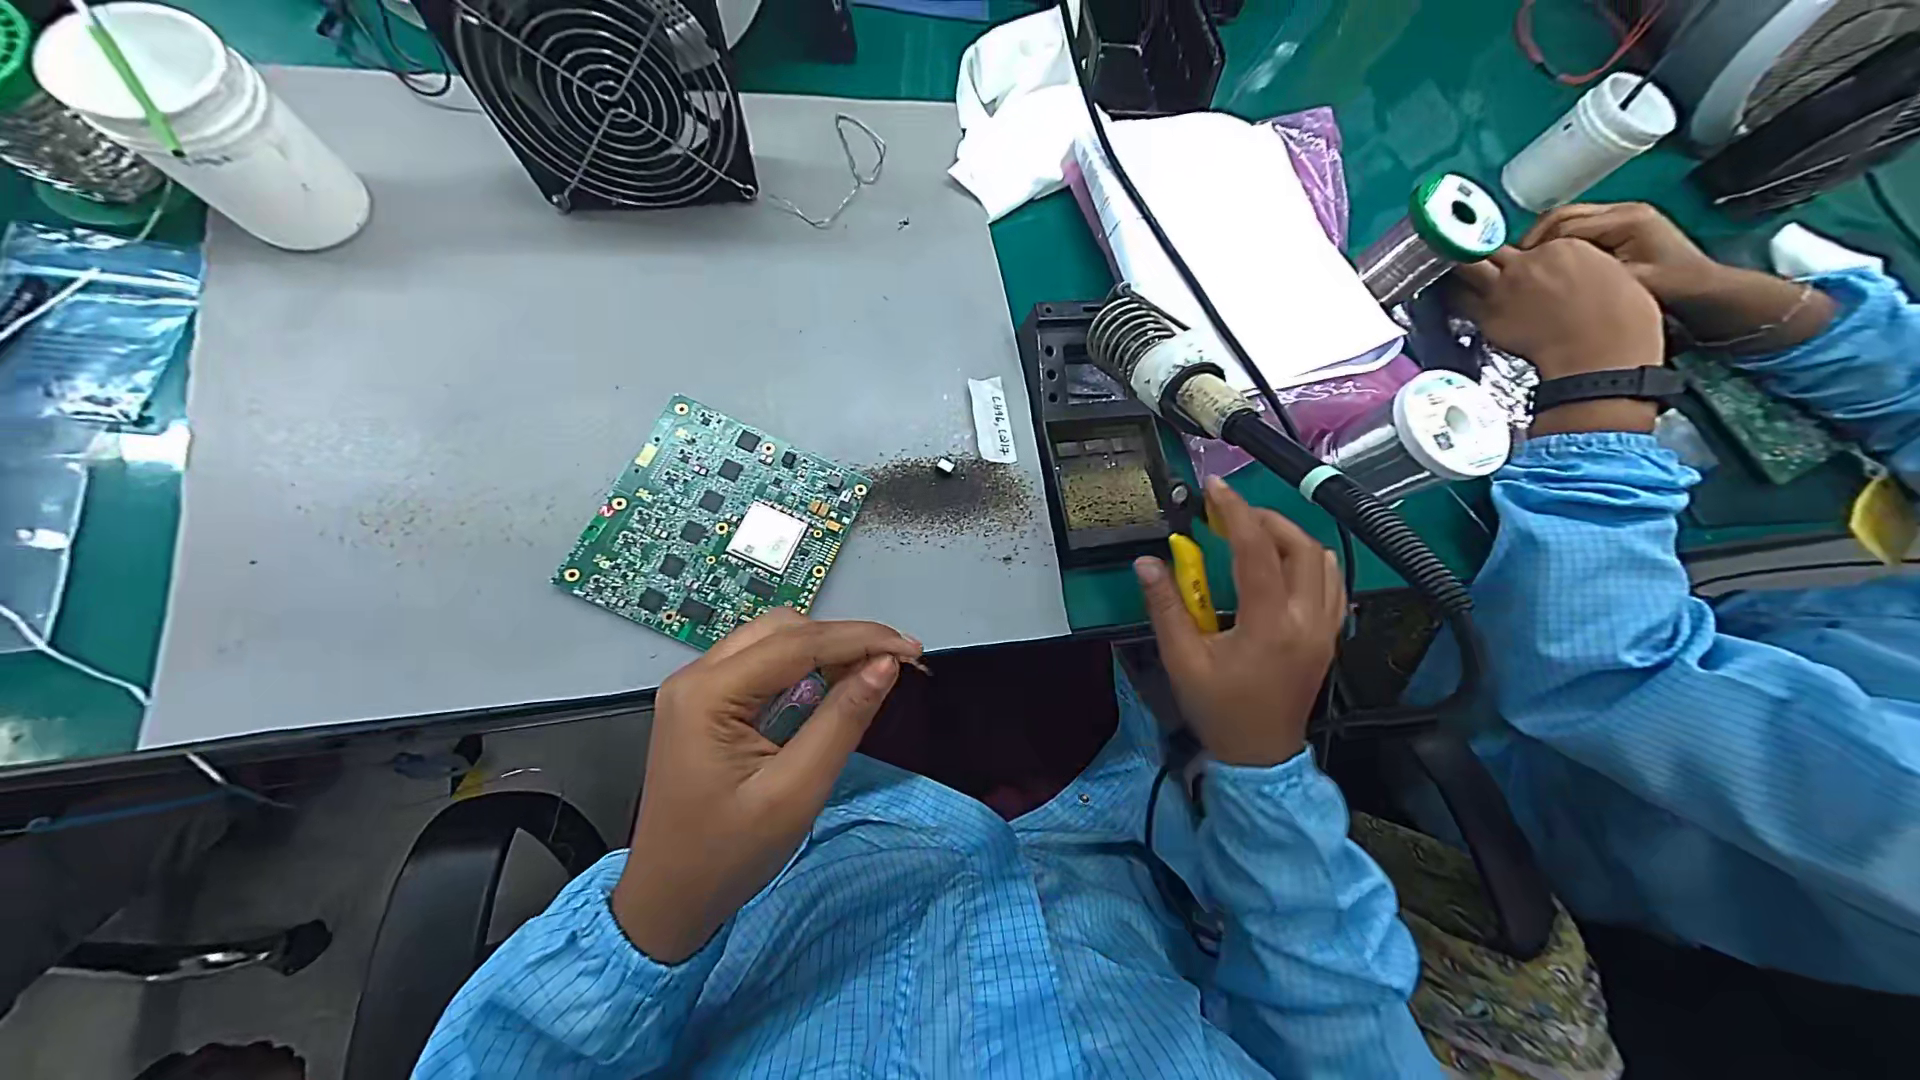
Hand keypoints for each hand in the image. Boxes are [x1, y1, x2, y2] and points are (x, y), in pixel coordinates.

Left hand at [610, 610, 920, 962]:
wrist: (668, 901)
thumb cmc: (728, 856)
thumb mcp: (796, 792)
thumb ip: (843, 721)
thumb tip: (884, 665)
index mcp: (707, 695)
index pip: (797, 642)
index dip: (861, 639)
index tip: (910, 650)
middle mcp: (696, 676)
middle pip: (783, 629)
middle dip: (843, 639)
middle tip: (892, 665)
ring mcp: (698, 687)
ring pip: (775, 638)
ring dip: (826, 649)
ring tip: (869, 673)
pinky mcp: (707, 701)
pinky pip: (764, 663)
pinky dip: (805, 666)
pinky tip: (833, 684)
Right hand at [1134, 477, 1343, 766]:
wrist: (1258, 755)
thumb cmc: (1218, 708)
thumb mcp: (1181, 659)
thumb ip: (1165, 606)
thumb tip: (1147, 563)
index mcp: (1269, 623)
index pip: (1256, 551)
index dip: (1233, 512)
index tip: (1214, 489)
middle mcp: (1307, 619)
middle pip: (1299, 546)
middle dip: (1263, 519)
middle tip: (1228, 515)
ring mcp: (1326, 628)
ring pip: (1322, 561)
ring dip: (1288, 537)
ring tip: (1253, 535)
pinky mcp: (1330, 636)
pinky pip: (1332, 583)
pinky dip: (1309, 561)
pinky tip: (1282, 564)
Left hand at [1451, 240, 1666, 434]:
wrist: (1597, 348)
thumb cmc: (1616, 317)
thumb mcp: (1604, 272)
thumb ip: (1570, 267)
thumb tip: (1553, 277)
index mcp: (1563, 246)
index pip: (1528, 246)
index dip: (1518, 257)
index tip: (1514, 264)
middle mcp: (1527, 263)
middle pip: (1491, 250)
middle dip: (1478, 251)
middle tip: (1463, 252)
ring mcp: (1502, 288)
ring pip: (1468, 268)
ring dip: (1458, 267)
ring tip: (1448, 265)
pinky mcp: (1486, 314)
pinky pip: (1460, 300)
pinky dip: (1454, 296)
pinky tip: (1448, 295)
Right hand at [1520, 202, 1721, 306]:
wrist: (1701, 287)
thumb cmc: (1667, 287)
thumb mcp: (1624, 282)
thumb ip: (1585, 272)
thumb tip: (1544, 272)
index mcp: (1625, 220)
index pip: (1564, 226)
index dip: (1536, 248)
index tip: (1516, 271)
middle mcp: (1622, 211)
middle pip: (1560, 215)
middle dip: (1532, 239)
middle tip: (1515, 266)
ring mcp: (1620, 215)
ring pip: (1564, 218)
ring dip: (1541, 239)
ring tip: (1528, 265)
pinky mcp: (1617, 225)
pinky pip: (1574, 227)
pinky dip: (1554, 242)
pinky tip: (1547, 262)